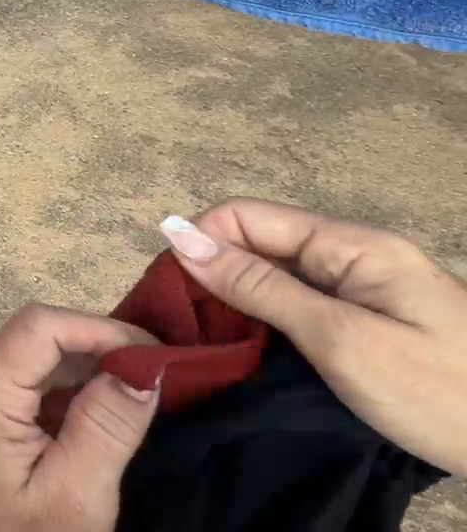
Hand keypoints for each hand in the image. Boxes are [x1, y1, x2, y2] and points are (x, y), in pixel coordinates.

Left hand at [0, 304, 161, 531]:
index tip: (163, 355)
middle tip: (170, 370)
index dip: (102, 328)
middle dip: (103, 341)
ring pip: (39, 349)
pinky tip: (117, 401)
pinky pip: (34, 373)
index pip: (41, 324)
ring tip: (155, 383)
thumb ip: (105, 426)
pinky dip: (77, 379)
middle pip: (39, 330)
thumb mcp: (75, 492)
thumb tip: (144, 368)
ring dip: (94, 359)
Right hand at [162, 199, 466, 475]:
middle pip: (255, 241)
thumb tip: (175, 234)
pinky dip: (267, 318)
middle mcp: (356, 254)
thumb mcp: (340, 341)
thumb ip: (256, 285)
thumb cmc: (447, 398)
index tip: (182, 296)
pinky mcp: (369, 317)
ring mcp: (366, 287)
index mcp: (353, 245)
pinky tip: (260, 348)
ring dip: (239, 299)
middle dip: (215, 273)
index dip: (201, 245)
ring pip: (271, 272)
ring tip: (224, 340)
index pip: (242, 216)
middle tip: (197, 326)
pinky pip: (296, 299)